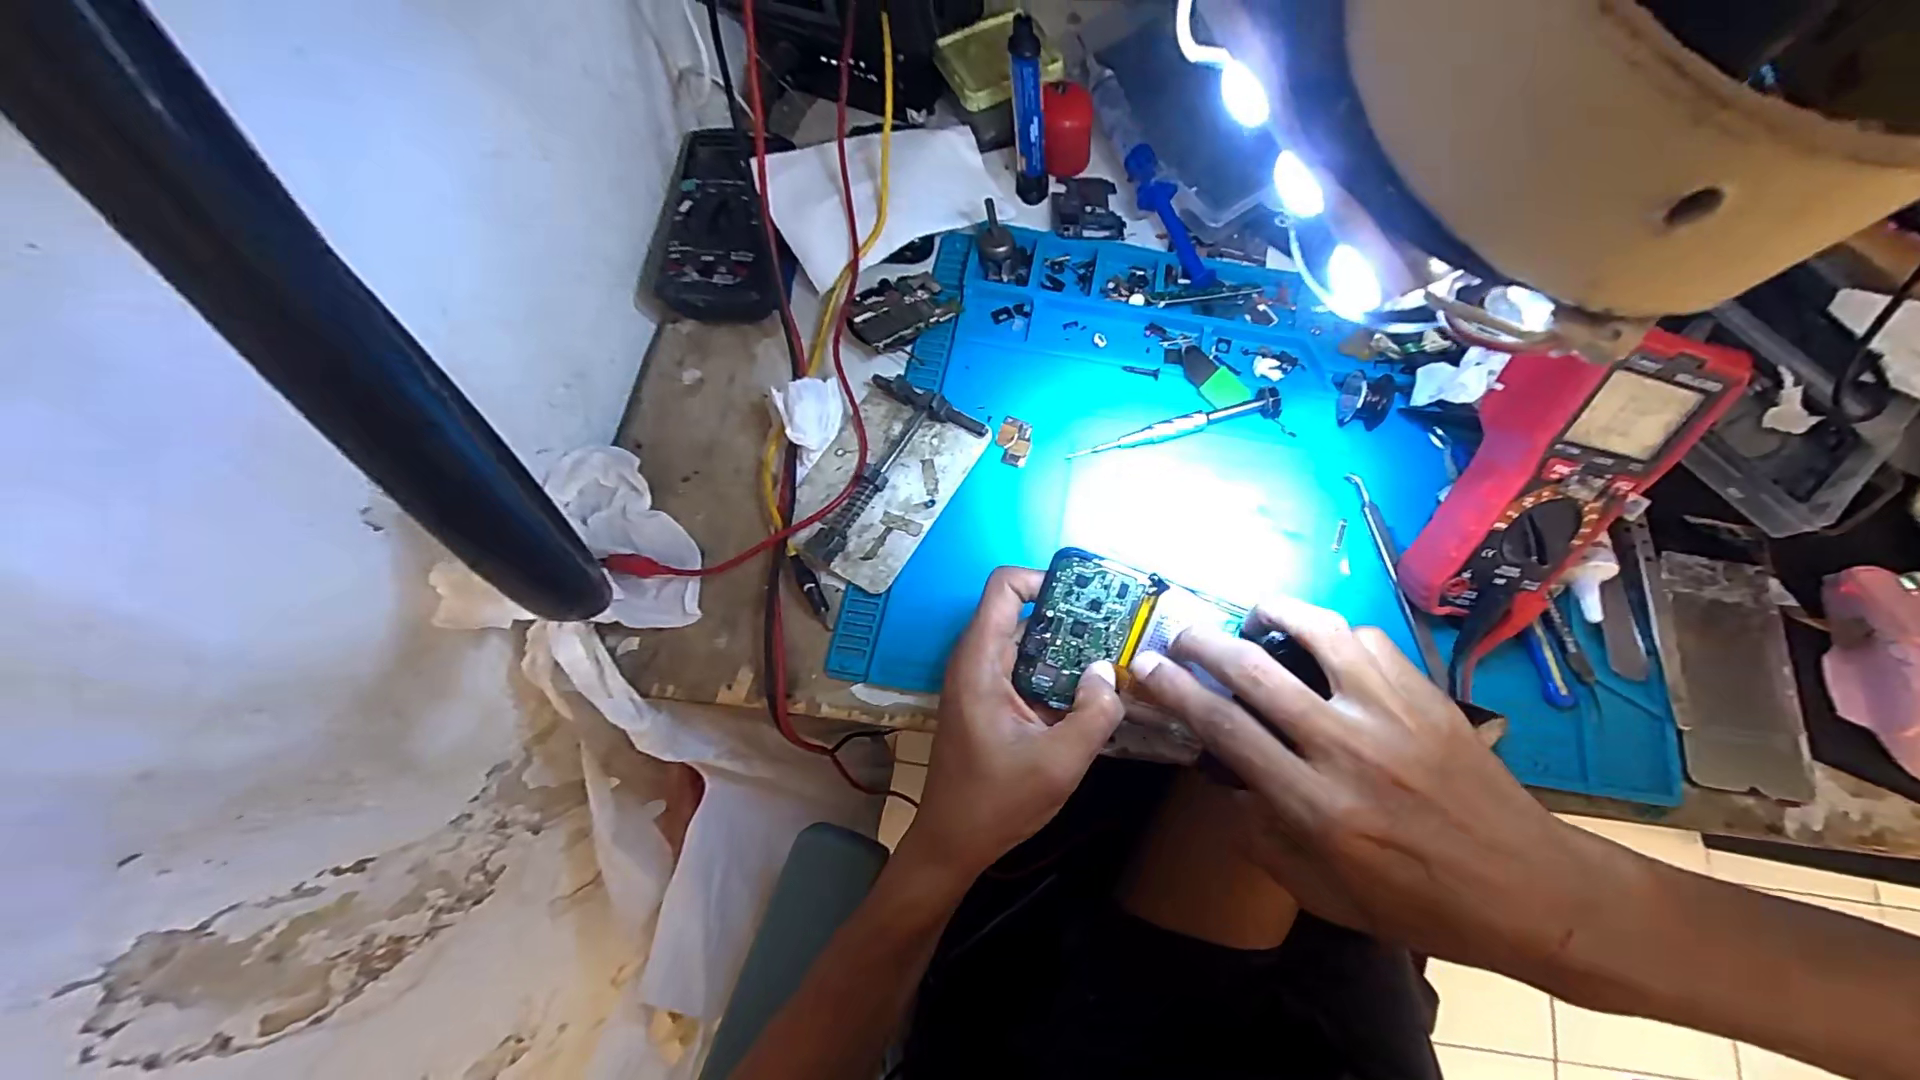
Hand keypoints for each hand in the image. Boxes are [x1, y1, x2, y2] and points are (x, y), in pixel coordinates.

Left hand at [899, 567, 1124, 880]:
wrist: (953, 840)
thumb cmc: (996, 802)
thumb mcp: (1058, 762)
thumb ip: (1094, 715)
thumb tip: (1108, 672)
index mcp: (979, 662)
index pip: (1003, 587)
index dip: (1042, 579)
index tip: (1085, 600)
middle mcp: (976, 660)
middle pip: (1019, 612)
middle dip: (1066, 614)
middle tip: (1112, 627)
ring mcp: (981, 680)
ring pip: (1025, 642)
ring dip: (1064, 646)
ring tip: (1110, 655)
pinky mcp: (989, 700)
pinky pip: (1024, 669)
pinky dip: (1054, 671)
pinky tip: (1089, 690)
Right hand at [1130, 598, 1610, 973]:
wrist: (1534, 893)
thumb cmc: (1415, 902)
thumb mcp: (1320, 892)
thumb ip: (1259, 836)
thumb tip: (1223, 782)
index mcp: (1313, 804)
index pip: (1223, 727)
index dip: (1174, 689)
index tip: (1147, 666)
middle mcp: (1345, 748)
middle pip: (1255, 671)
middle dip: (1203, 642)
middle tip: (1180, 633)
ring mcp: (1392, 715)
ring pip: (1318, 633)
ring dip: (1272, 612)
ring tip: (1253, 611)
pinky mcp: (1427, 698)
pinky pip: (1369, 640)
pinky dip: (1334, 631)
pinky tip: (1323, 641)